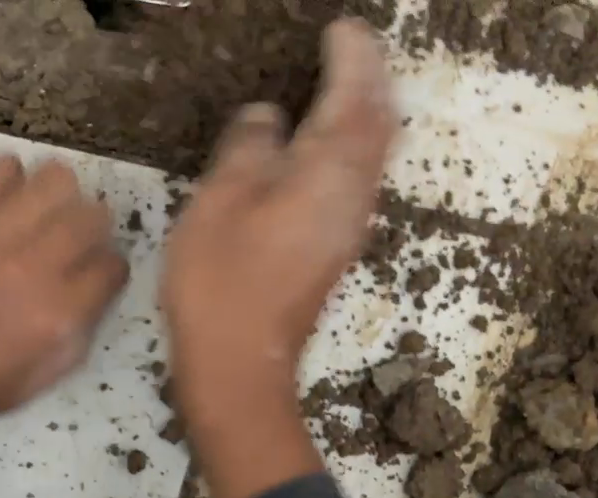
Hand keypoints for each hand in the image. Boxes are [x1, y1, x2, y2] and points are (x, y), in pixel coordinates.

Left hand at [0, 157, 129, 449]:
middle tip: (59, 250)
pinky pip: (2, 167)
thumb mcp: (16, 392)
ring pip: (59, 178)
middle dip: (86, 232)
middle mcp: (34, 265)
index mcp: (54, 317)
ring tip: (30, 221)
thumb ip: (64, 351)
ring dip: (53, 198)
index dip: (102, 275)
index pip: (113, 268)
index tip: (85, 281)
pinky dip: (6, 181)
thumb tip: (85, 312)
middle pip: (94, 215)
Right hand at [160, 18, 395, 497]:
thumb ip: (247, 148)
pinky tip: (312, 159)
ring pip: (369, 152)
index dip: (349, 53)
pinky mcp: (332, 252)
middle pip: (378, 118)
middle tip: (343, 56)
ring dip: (358, 116)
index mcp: (332, 165)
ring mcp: (350, 225)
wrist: (239, 365)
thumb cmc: (222, 281)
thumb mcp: (218, 203)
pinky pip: (350, 181)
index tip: (337, 28)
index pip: (354, 89)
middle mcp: (357, 189)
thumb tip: (267, 115)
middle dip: (367, 80)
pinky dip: (341, 153)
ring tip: (331, 97)